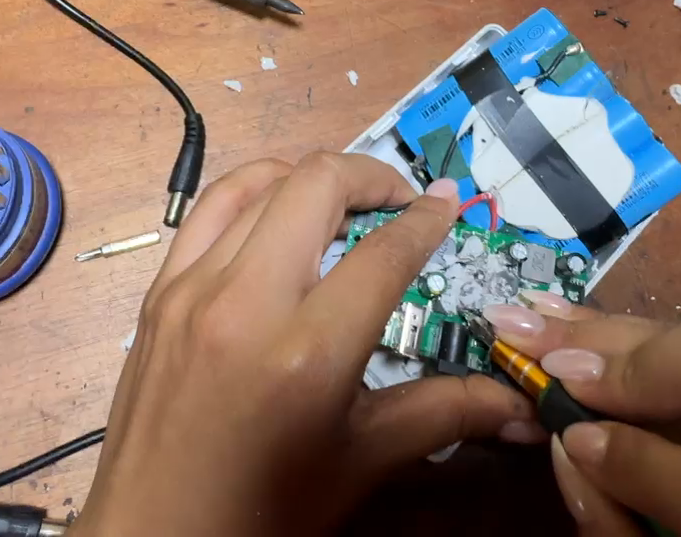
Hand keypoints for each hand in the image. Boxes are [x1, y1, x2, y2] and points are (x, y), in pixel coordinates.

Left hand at [72, 153, 538, 536]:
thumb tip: (518, 405)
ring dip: (312, 177)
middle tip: (398, 203)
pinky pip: (210, 207)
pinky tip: (276, 204)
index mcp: (307, 351)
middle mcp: (247, 300)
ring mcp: (194, 286)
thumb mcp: (360, 462)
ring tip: (343, 201)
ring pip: (261, 183)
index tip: (446, 203)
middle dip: (370, 177)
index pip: (382, 254)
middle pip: (316, 186)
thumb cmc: (266, 508)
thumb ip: (443, 413)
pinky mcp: (161, 288)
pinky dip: (254, 188)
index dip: (424, 220)